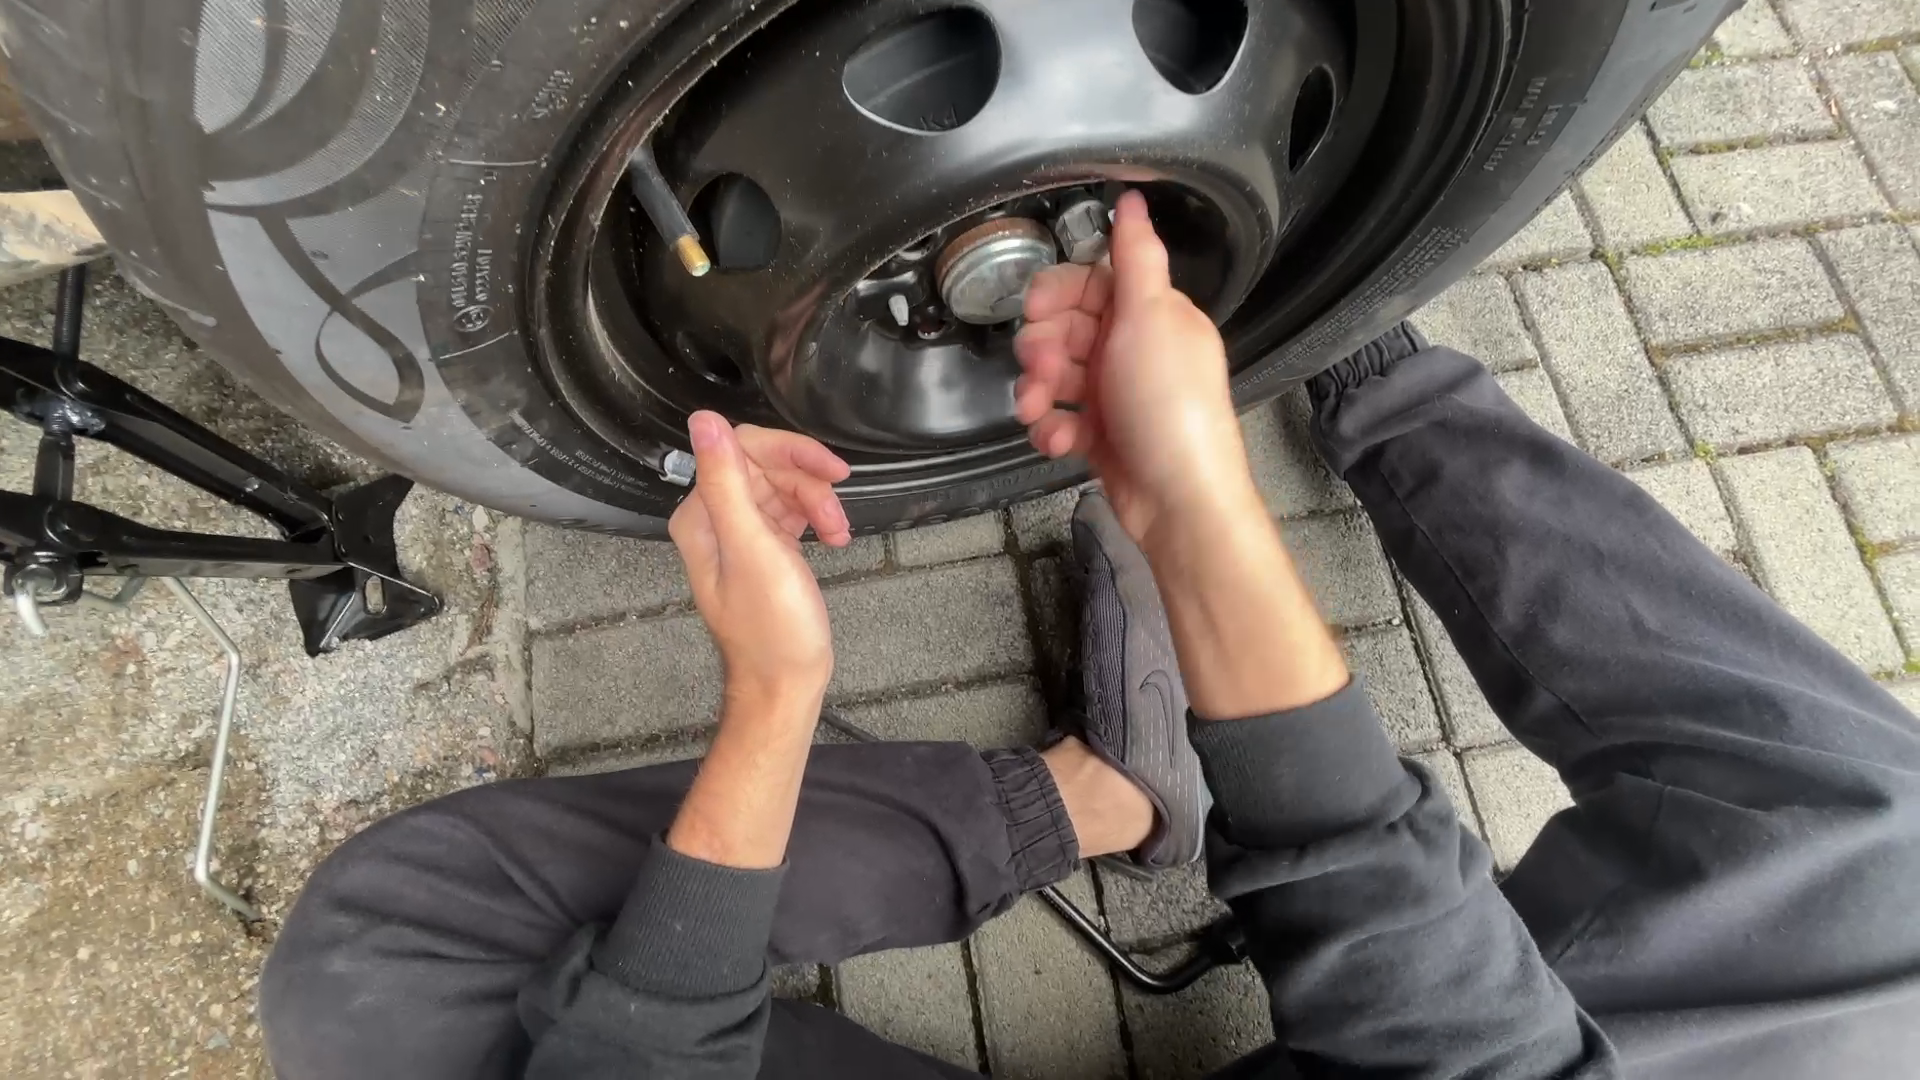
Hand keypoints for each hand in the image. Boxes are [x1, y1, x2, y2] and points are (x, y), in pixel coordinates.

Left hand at [668, 412, 850, 707]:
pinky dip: (816, 519)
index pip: (742, 449)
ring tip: (840, 535)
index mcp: (703, 514)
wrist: (787, 682)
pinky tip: (835, 539)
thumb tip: (704, 419)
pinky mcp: (767, 549)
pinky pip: (792, 512)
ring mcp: (742, 534)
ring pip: (784, 487)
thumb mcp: (753, 549)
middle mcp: (716, 518)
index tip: (832, 471)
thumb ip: (726, 482)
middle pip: (767, 466)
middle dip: (808, 484)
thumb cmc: (772, 626)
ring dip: (818, 503)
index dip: (790, 452)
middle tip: (837, 517)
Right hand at [1013, 190, 1261, 548]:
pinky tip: (1060, 441)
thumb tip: (1133, 199)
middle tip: (1041, 367)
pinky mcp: (1098, 435)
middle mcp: (1131, 350)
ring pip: (1054, 378)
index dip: (1056, 295)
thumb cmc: (1170, 405)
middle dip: (1042, 349)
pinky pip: (1059, 419)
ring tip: (1037, 411)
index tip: (1035, 310)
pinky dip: (1052, 429)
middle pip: (1064, 331)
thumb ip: (1135, 258)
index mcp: (1150, 315)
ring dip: (1038, 393)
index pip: (1090, 285)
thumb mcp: (1151, 319)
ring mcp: (1113, 395)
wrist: (1177, 497)